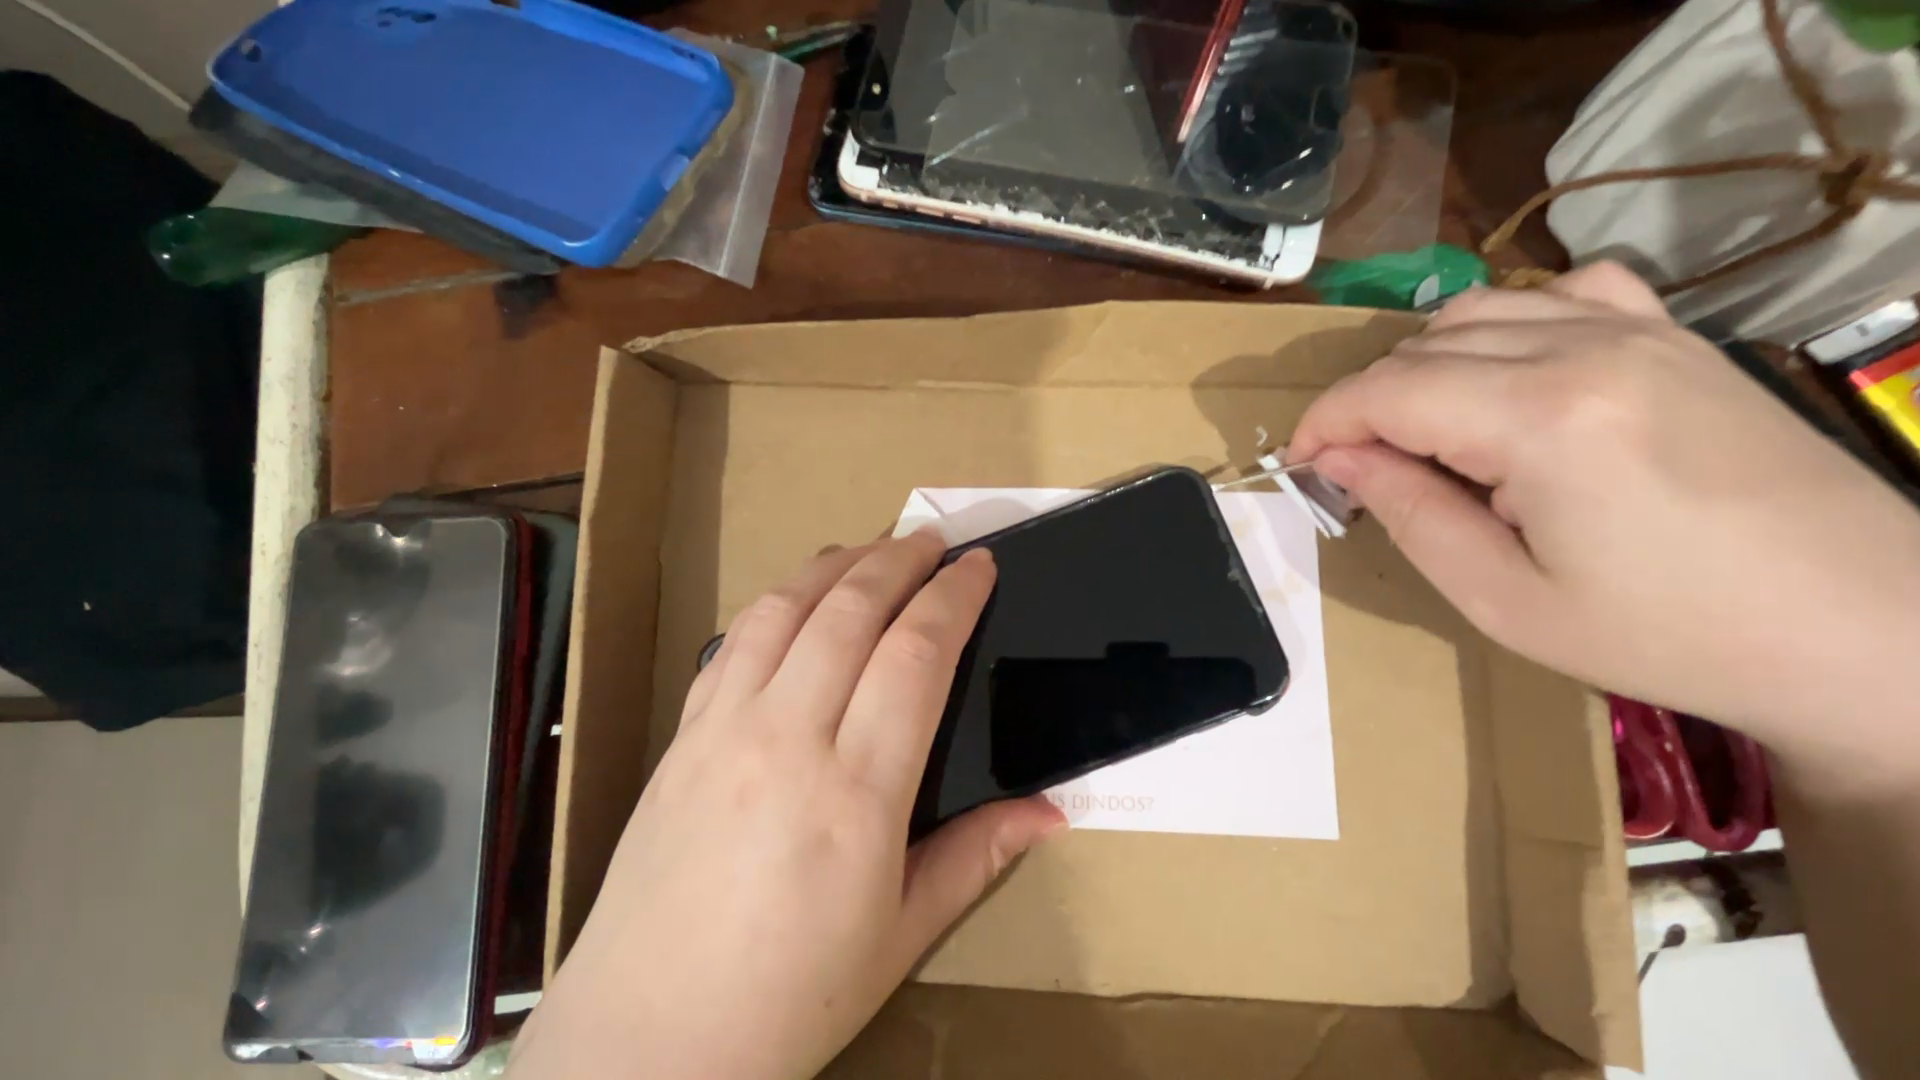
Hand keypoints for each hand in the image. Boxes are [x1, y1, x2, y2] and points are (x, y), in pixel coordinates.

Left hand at [510, 530, 1065, 1079]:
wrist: (651, 1038)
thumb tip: (1051, 810)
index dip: (953, 598)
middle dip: (899, 560)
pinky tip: (794, 600)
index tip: (980, 566)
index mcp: (856, 793)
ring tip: (870, 548)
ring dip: (833, 566)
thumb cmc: (790, 996)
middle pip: (850, 613)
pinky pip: (731, 646)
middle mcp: (786, 742)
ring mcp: (722, 733)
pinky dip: (773, 605)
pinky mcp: (680, 741)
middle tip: (933, 538)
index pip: (916, 656)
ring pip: (783, 612)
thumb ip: (976, 855)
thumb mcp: (901, 934)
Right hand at [1288, 262, 1919, 774]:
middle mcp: (1588, 348)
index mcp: (1542, 419)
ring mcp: (1644, 331)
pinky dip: (1510, 320)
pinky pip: (1567, 290)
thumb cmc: (1667, 634)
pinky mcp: (1680, 338)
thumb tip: (1339, 457)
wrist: (1862, 630)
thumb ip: (1410, 513)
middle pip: (1424, 347)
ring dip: (1424, 363)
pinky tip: (1509, 368)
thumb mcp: (1504, 599)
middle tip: (1355, 467)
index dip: (1324, 421)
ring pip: (1482, 308)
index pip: (1387, 390)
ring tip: (1420, 428)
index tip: (1298, 463)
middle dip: (1366, 402)